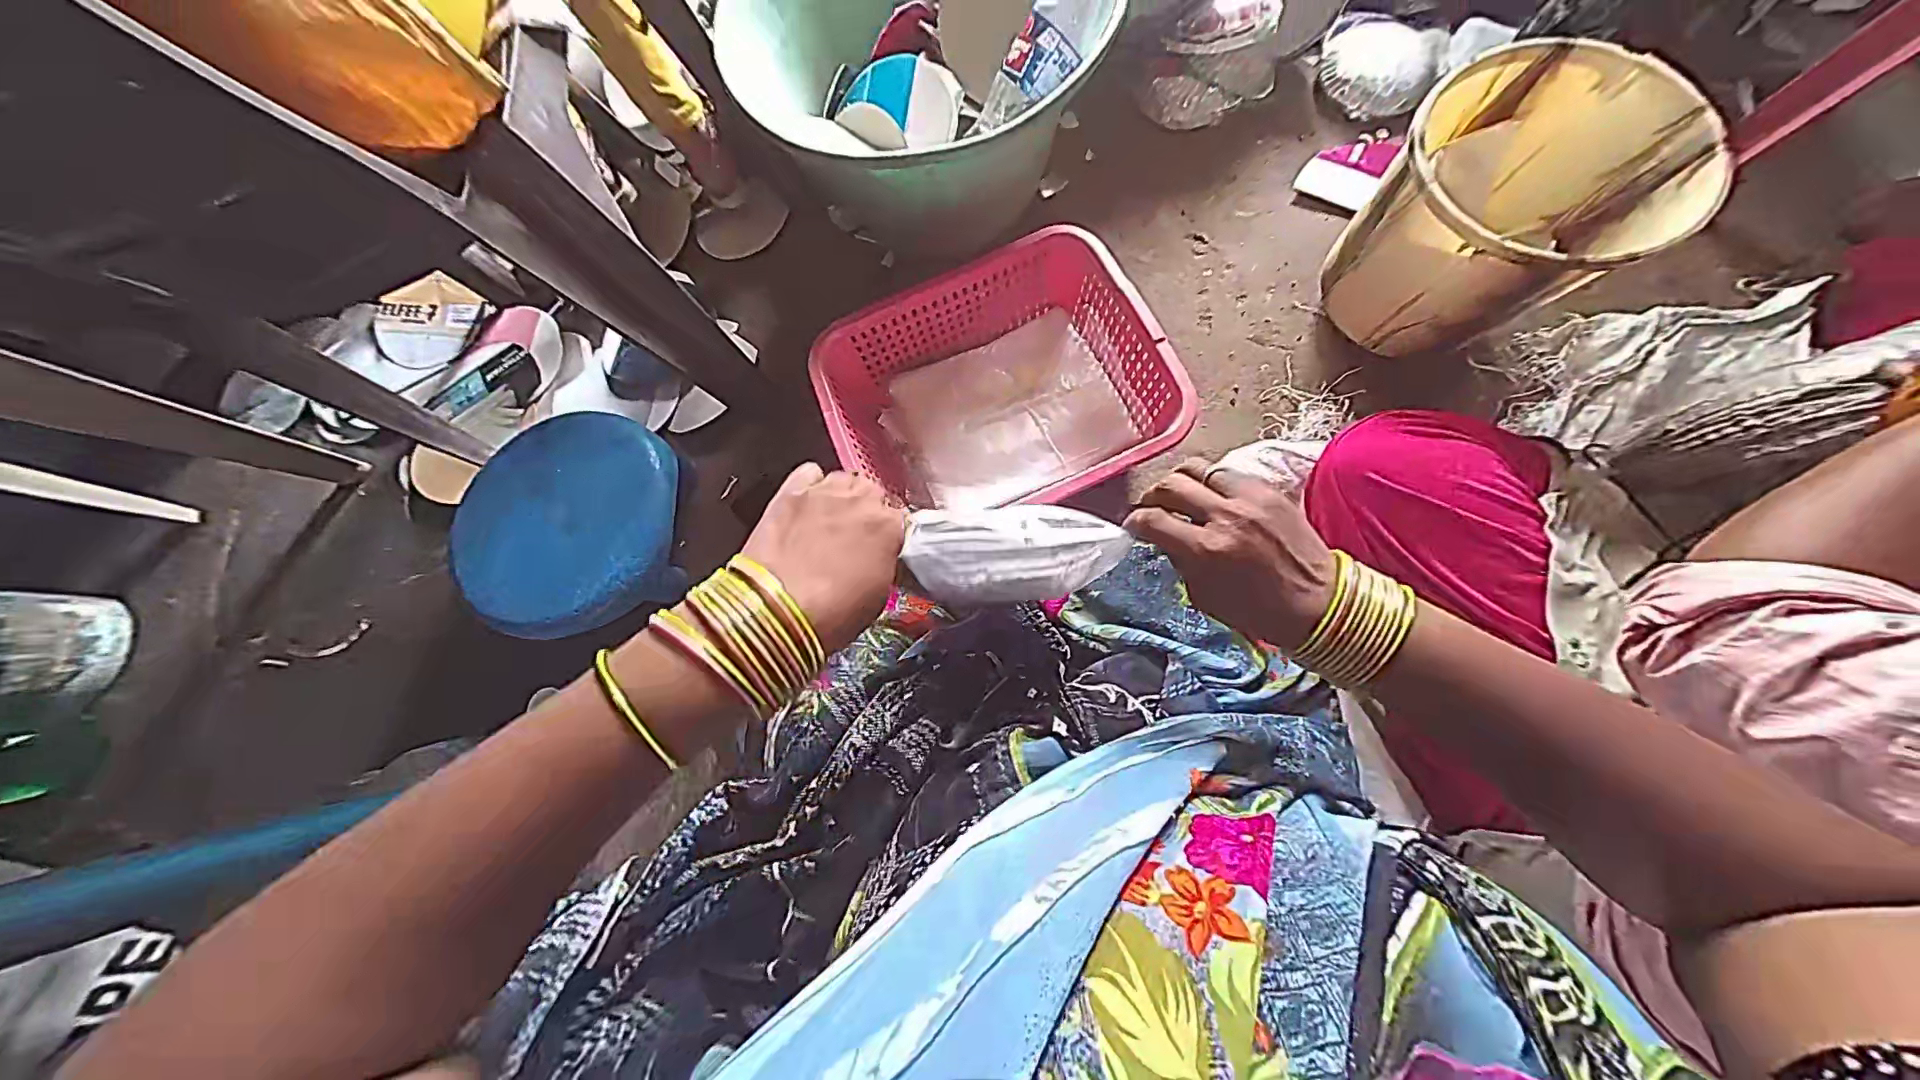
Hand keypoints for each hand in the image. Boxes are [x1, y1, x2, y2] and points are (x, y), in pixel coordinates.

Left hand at [740, 463, 904, 652]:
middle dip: (867, 512)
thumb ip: (885, 563)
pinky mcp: (790, 492)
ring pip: (844, 480)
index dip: (889, 537)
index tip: (881, 550)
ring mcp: (824, 492)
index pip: (900, 520)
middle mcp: (861, 500)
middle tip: (855, 538)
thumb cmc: (831, 613)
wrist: (777, 610)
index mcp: (889, 526)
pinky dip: (812, 484)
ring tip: (831, 521)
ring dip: (842, 497)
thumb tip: (878, 557)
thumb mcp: (878, 596)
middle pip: (873, 493)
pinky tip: (808, 504)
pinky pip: (809, 473)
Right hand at [1125, 459, 1335, 648]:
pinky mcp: (1270, 491)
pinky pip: (1228, 473)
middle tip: (1151, 507)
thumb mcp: (1204, 595)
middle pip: (1170, 485)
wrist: (1320, 604)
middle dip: (1151, 495)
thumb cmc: (1258, 610)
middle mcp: (1225, 516)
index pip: (1152, 519)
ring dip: (1180, 480)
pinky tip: (1211, 495)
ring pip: (1198, 468)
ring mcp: (1250, 499)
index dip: (1135, 521)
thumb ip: (1181, 561)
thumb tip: (1165, 538)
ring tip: (1179, 493)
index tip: (1134, 526)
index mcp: (1206, 549)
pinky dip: (1211, 482)